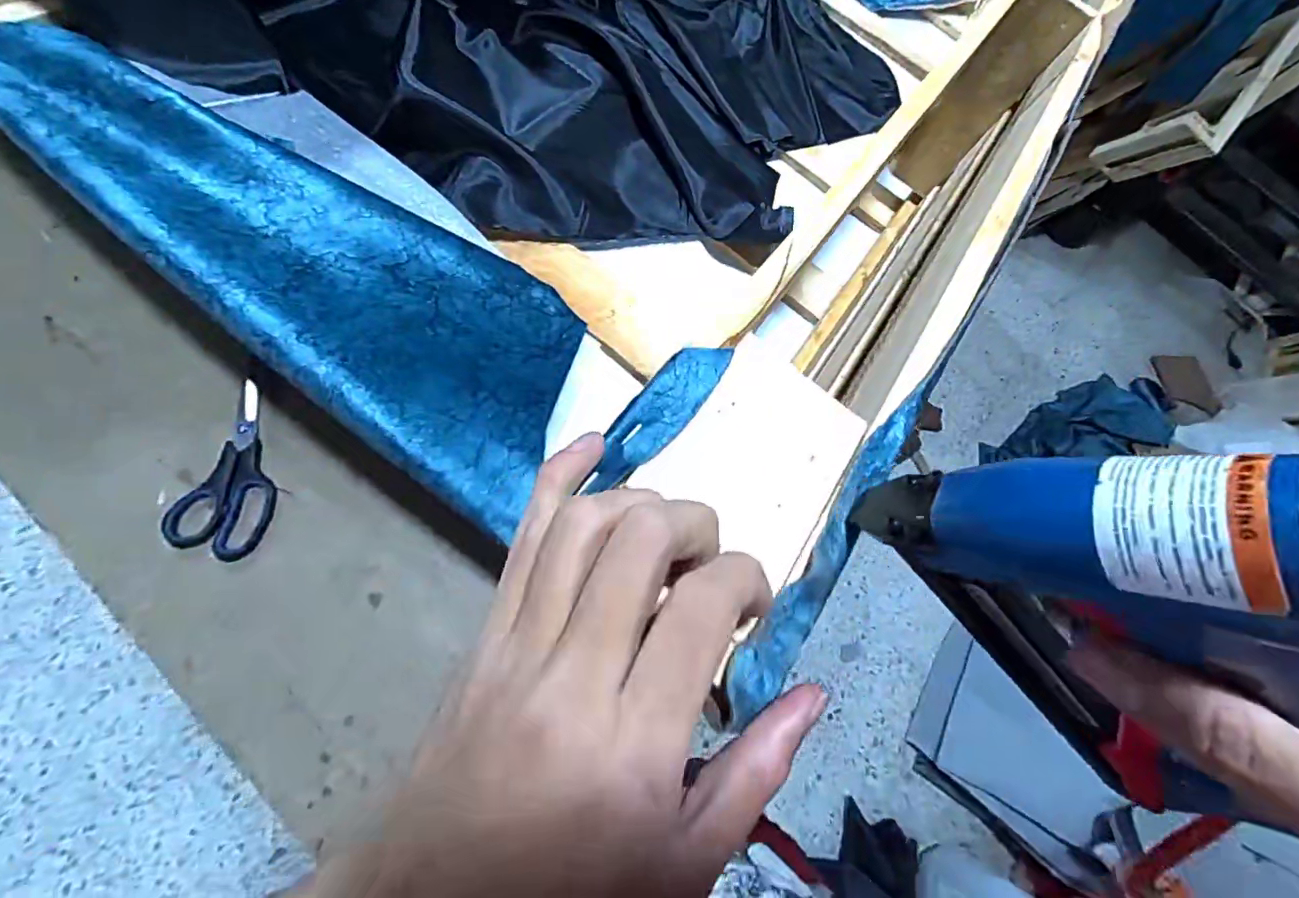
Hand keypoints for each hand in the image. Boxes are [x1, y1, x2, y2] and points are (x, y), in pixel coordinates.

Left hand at [303, 433, 826, 897]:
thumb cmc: (575, 889)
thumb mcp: (685, 862)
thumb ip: (757, 771)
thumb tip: (811, 692)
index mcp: (632, 742)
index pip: (699, 606)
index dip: (745, 580)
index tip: (752, 606)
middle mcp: (573, 675)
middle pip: (642, 541)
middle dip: (696, 527)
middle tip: (709, 563)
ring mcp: (518, 644)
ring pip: (582, 524)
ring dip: (640, 504)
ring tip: (667, 532)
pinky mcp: (486, 632)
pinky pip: (521, 536)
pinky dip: (558, 477)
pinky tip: (592, 445)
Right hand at [1071, 530, 1298, 897]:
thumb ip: (1231, 742)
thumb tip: (1085, 651)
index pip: (1244, 539)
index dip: (1157, 562)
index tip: (1091, 596)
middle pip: (1254, 569)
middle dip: (1184, 617)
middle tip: (1125, 658)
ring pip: (1279, 601)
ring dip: (1220, 646)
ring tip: (1173, 686)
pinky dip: (1268, 664)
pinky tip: (1252, 708)